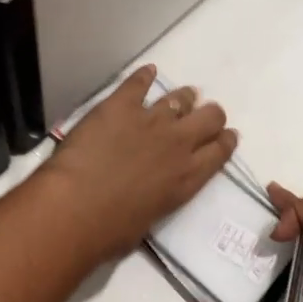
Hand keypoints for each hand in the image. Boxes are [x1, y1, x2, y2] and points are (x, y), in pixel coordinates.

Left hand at [37, 65, 237, 263]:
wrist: (76, 206)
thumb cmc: (110, 230)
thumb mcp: (150, 218)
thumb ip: (160, 196)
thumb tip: (151, 191)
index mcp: (187, 177)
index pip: (219, 151)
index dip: (225, 140)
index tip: (226, 136)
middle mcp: (178, 143)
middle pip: (210, 117)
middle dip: (211, 115)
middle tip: (204, 116)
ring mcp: (150, 120)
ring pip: (180, 98)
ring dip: (184, 97)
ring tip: (184, 96)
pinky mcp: (120, 105)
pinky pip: (138, 82)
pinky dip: (144, 76)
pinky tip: (148, 71)